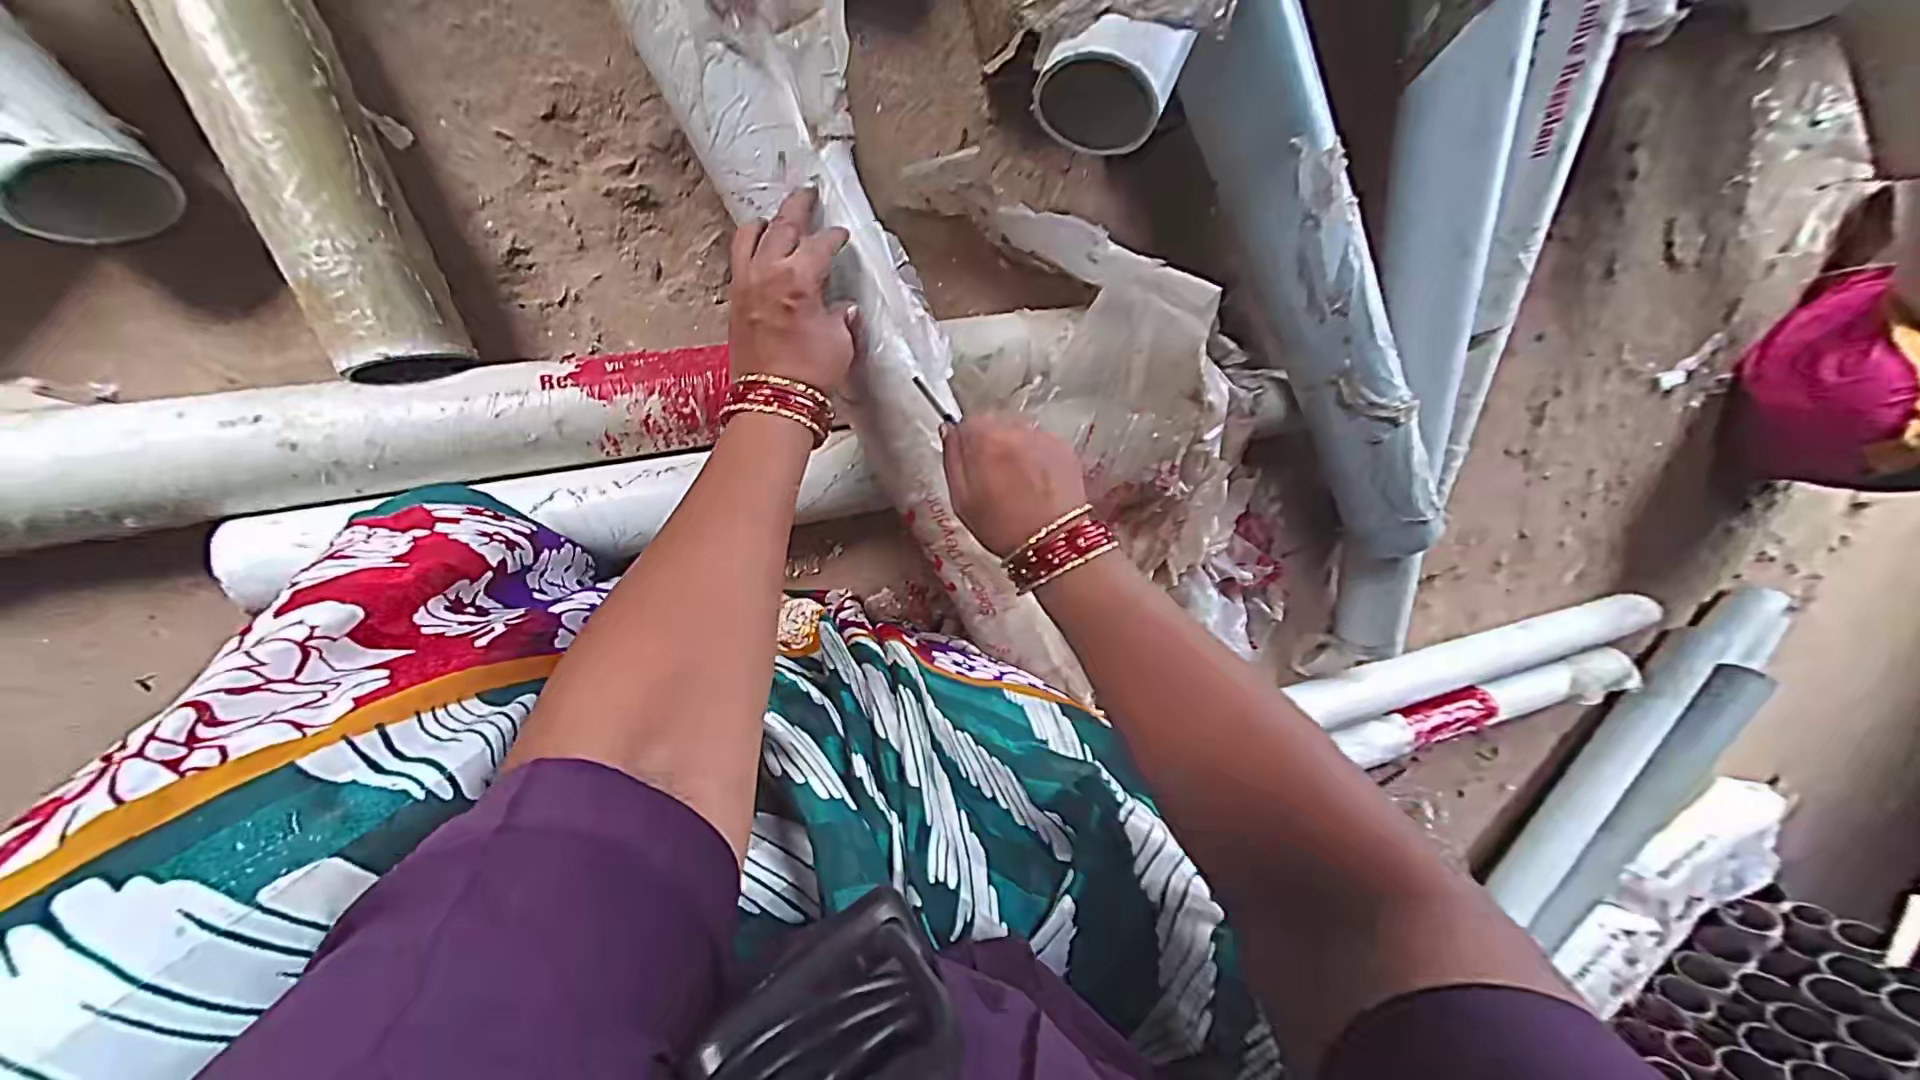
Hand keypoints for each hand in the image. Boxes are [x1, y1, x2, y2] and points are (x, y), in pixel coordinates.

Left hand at [728, 187, 857, 393]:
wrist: (774, 398)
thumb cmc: (809, 372)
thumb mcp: (840, 341)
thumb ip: (840, 317)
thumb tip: (842, 308)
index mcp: (799, 278)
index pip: (820, 244)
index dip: (834, 237)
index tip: (841, 235)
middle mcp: (768, 272)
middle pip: (782, 227)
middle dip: (798, 209)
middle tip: (807, 195)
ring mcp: (746, 284)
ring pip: (750, 237)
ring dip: (766, 224)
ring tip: (774, 220)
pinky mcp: (735, 300)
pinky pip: (739, 260)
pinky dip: (750, 248)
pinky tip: (758, 253)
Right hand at [941, 414, 1089, 556]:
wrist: (1052, 541)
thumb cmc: (1001, 526)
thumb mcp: (961, 500)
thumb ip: (952, 459)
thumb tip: (950, 431)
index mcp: (983, 438)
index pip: (966, 422)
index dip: (967, 444)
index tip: (971, 464)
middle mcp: (1014, 428)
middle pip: (995, 424)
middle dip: (992, 444)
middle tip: (995, 478)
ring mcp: (1042, 436)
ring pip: (1019, 433)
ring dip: (1015, 450)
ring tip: (1019, 483)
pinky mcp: (1064, 447)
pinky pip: (1042, 444)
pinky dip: (1037, 457)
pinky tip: (1038, 483)